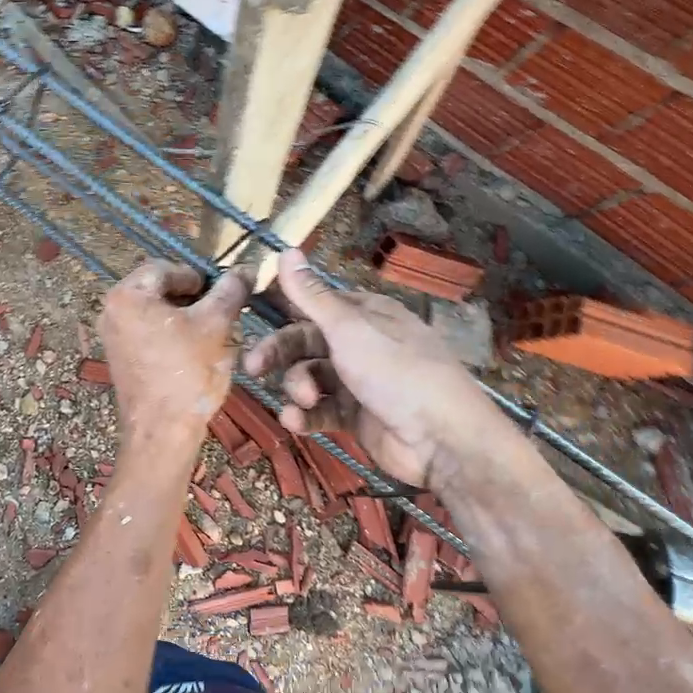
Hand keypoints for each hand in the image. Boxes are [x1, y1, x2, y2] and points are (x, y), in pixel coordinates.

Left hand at [96, 261, 250, 447]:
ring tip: (210, 330)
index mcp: (127, 294)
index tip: (221, 292)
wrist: (162, 430)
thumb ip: (229, 292)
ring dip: (181, 314)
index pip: (165, 268)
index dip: (197, 277)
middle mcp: (111, 309)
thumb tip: (245, 270)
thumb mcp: (215, 326)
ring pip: (152, 310)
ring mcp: (111, 334)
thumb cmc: (188, 373)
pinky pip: (145, 331)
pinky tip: (193, 348)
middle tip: (218, 311)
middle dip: (189, 296)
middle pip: (156, 288)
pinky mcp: (119, 355)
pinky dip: (169, 332)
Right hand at [242, 251, 497, 486]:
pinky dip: (305, 415)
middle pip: (305, 341)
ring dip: (297, 387)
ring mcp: (359, 381)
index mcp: (365, 314)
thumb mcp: (349, 327)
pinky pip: (321, 410)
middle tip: (252, 366)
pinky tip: (295, 422)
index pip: (313, 304)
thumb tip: (286, 249)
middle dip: (279, 354)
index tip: (248, 317)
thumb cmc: (397, 372)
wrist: (444, 443)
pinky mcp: (357, 417)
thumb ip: (311, 294)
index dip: (282, 311)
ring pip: (309, 376)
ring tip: (300, 401)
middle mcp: (361, 343)